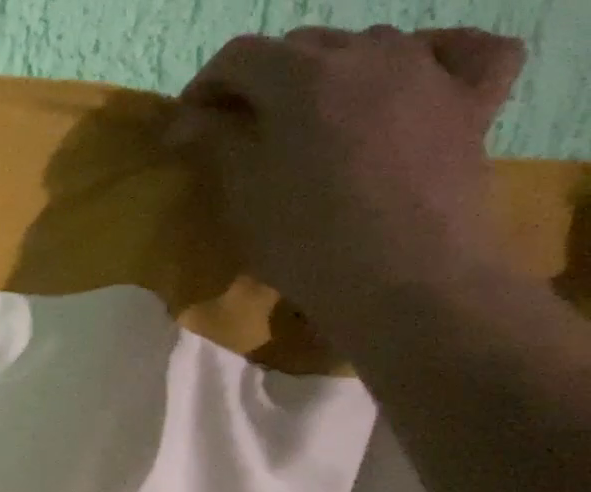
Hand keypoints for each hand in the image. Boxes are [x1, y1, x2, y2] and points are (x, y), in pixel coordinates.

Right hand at [167, 26, 526, 333]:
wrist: (402, 278)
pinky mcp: (473, 99)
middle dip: (262, 80)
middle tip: (240, 130)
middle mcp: (370, 56)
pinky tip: (413, 80)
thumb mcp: (240, 192)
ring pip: (371, 44)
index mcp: (304, 77)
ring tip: (314, 119)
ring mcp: (430, 71)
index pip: (239, 56)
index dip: (204, 87)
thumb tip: (189, 119)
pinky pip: (464, 52)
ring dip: (332, 72)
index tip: (187, 128)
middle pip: (302, 45)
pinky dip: (435, 56)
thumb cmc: (304, 239)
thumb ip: (215, 142)